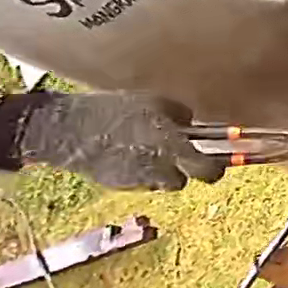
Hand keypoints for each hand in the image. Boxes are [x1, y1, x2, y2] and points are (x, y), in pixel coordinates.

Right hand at [0, 92, 226, 189]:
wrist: (66, 129)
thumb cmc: (115, 109)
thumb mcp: (155, 102)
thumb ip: (182, 115)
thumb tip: (193, 125)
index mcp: (173, 146)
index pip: (209, 170)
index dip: (218, 167)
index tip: (221, 160)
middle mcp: (159, 168)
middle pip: (187, 180)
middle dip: (192, 171)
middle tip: (189, 159)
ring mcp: (138, 180)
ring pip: (164, 182)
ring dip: (165, 171)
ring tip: (151, 151)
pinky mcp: (119, 185)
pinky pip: (141, 181)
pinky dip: (141, 172)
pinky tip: (129, 156)